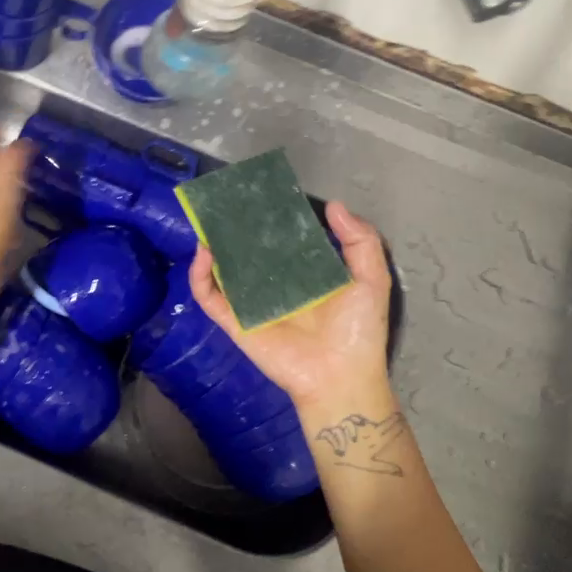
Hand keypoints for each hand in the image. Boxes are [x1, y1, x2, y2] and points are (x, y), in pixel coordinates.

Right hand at [189, 201, 392, 410]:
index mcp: (302, 274)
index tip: (263, 195)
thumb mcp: (371, 279)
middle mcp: (272, 285)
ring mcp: (250, 303)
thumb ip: (360, 241)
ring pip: (221, 270)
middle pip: (246, 251)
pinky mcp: (234, 321)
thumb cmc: (359, 330)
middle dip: (234, 228)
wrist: (341, 376)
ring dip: (211, 246)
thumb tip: (332, 205)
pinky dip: (200, 275)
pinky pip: (209, 296)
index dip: (270, 219)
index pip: (280, 241)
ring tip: (208, 221)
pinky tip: (204, 253)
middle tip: (227, 202)